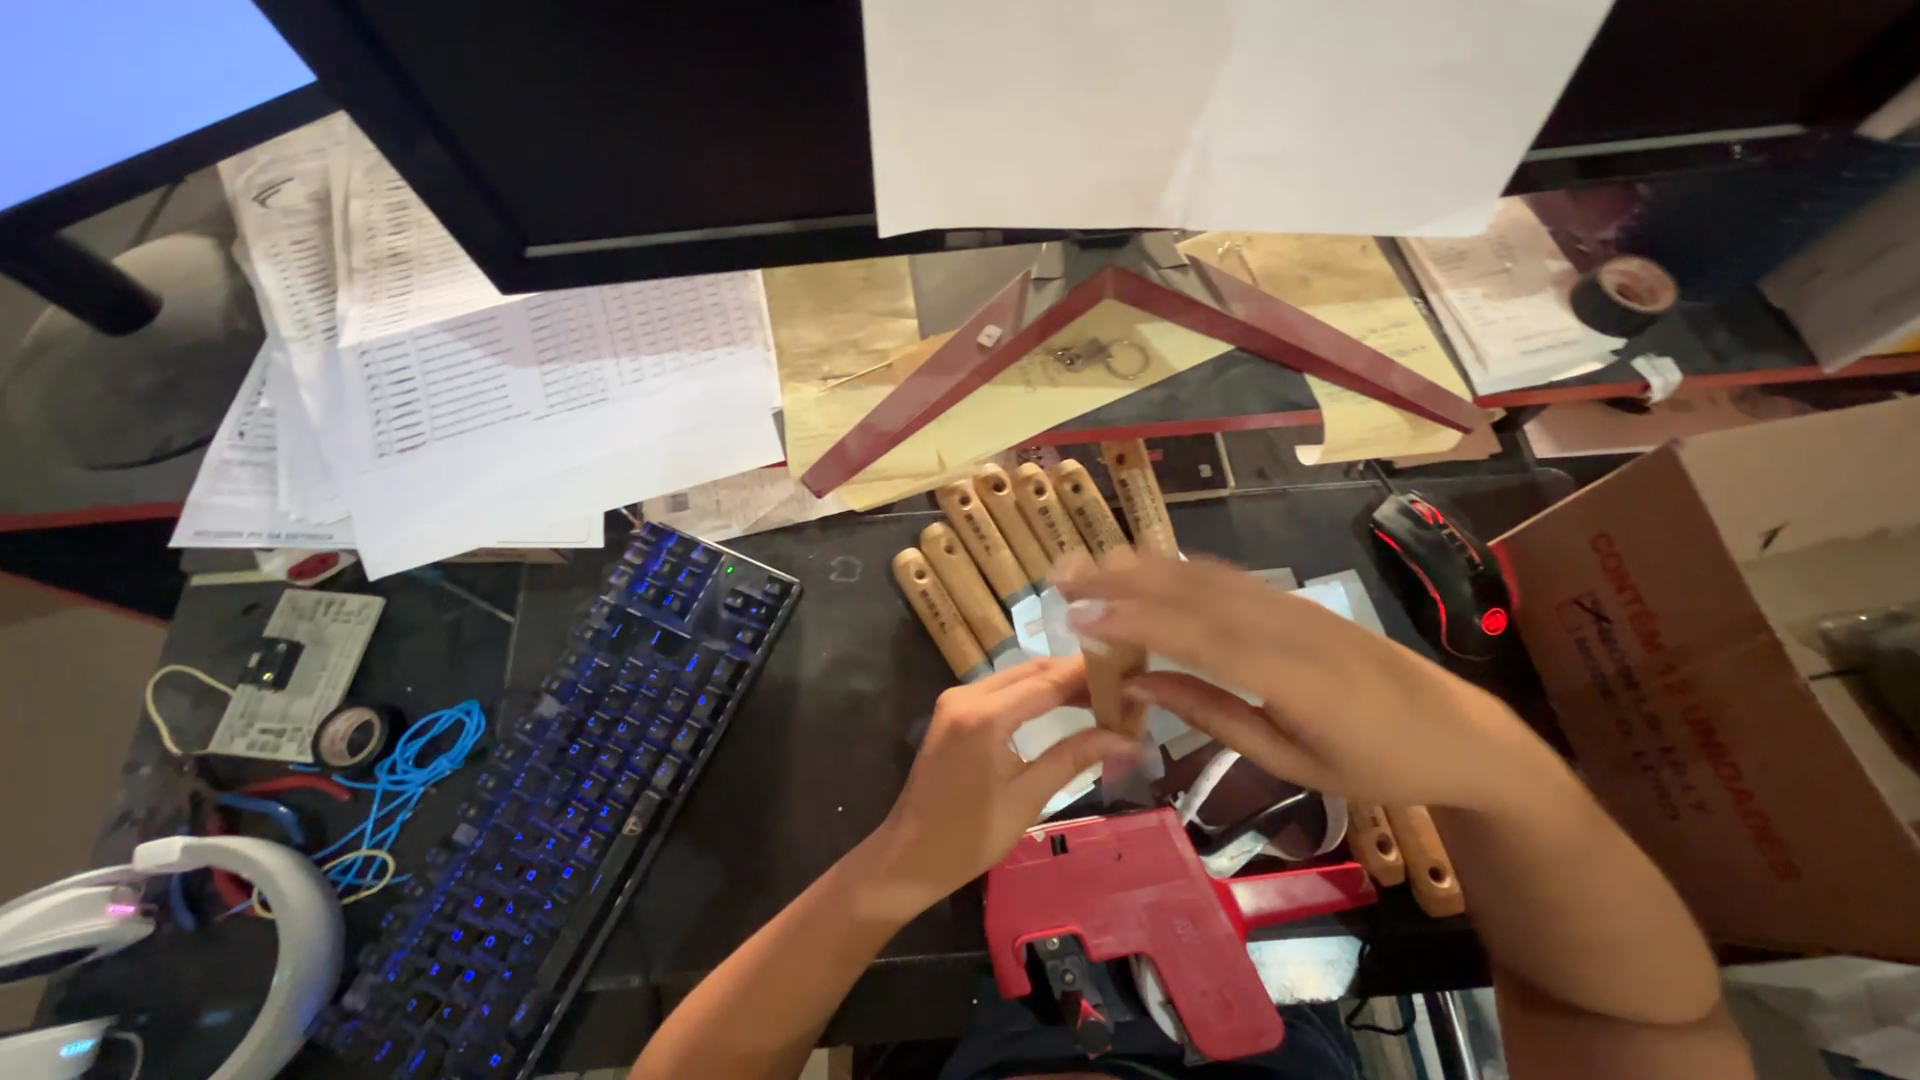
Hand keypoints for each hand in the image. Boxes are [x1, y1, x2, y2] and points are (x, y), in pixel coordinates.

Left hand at [856, 656, 1135, 920]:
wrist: (908, 857)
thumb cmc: (968, 837)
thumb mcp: (1027, 798)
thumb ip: (1073, 756)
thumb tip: (1126, 736)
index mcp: (984, 716)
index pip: (1049, 681)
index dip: (1092, 675)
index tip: (1132, 674)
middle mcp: (966, 695)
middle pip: (1033, 671)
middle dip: (1078, 674)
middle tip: (1124, 685)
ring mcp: (956, 701)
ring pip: (1018, 677)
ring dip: (1057, 682)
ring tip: (1104, 695)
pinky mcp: (953, 712)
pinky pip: (1001, 690)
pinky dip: (1034, 692)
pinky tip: (1064, 703)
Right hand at [1056, 555, 1560, 812]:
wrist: (1463, 735)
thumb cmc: (1378, 766)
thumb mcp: (1294, 762)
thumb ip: (1214, 717)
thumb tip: (1143, 686)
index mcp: (1287, 675)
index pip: (1193, 636)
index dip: (1131, 622)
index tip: (1076, 616)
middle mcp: (1286, 625)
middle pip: (1192, 592)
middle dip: (1122, 582)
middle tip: (1063, 577)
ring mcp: (1295, 606)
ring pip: (1208, 575)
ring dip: (1145, 567)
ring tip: (1092, 565)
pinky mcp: (1300, 602)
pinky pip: (1231, 578)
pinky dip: (1182, 568)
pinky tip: (1152, 567)